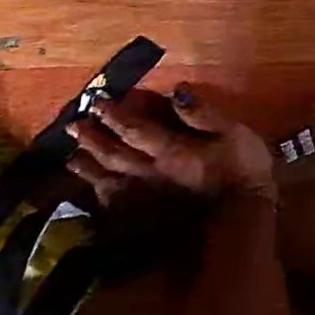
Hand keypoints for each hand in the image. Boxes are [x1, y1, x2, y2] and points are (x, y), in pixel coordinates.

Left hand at [66, 87, 276, 207]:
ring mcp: (144, 201)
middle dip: (93, 138)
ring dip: (88, 168)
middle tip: (73, 125)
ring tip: (72, 157)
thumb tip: (177, 90)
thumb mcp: (233, 133)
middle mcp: (148, 174)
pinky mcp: (145, 223)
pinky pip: (113, 209)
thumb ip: (203, 113)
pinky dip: (98, 199)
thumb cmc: (242, 171)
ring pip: (107, 182)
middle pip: (113, 154)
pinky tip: (94, 194)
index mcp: (170, 150)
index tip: (98, 101)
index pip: (135, 128)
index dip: (115, 114)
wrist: (242, 221)